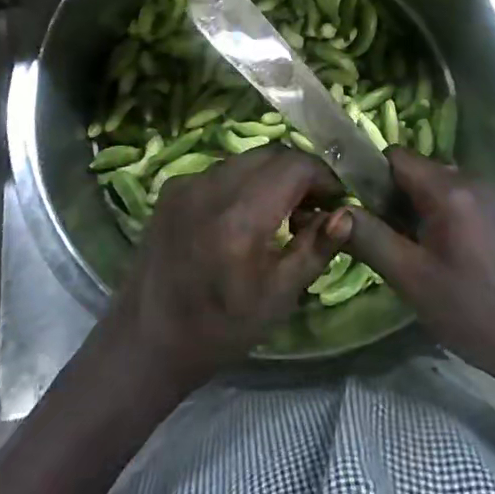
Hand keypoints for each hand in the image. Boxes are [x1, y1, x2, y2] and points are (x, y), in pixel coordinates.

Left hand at [101, 146, 345, 390]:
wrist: (147, 339)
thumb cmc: (220, 328)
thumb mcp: (279, 296)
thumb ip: (316, 248)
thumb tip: (347, 213)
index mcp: (240, 218)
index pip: (295, 166)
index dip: (322, 177)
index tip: (335, 201)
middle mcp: (210, 187)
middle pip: (270, 154)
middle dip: (298, 172)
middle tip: (312, 206)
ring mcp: (186, 182)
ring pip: (244, 159)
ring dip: (270, 175)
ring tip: (280, 211)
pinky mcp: (171, 188)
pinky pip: (219, 170)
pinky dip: (241, 182)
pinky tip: (243, 215)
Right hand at [332, 148, 494, 383]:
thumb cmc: (468, 309)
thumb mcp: (409, 276)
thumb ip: (368, 237)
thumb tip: (335, 211)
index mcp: (448, 189)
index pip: (395, 156)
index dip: (368, 173)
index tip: (353, 201)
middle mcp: (468, 180)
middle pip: (412, 168)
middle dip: (387, 191)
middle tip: (371, 228)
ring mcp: (484, 195)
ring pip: (430, 182)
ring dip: (408, 203)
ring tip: (396, 241)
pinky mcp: (492, 212)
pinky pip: (449, 196)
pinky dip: (430, 211)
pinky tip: (425, 246)